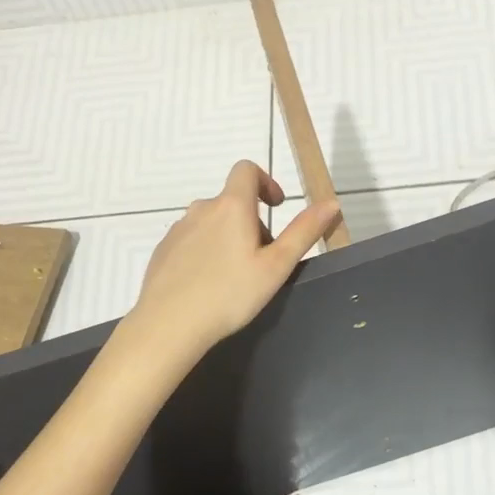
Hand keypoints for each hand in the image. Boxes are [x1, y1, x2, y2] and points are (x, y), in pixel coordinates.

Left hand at [129, 160, 341, 353]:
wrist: (170, 324)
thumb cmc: (230, 295)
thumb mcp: (276, 267)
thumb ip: (304, 232)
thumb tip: (331, 203)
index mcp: (231, 207)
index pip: (246, 170)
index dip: (265, 181)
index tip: (276, 207)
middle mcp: (201, 209)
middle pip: (231, 202)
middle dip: (251, 223)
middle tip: (263, 262)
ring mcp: (178, 230)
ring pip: (211, 223)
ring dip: (228, 238)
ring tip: (235, 277)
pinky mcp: (164, 251)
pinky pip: (192, 242)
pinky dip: (206, 253)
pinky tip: (209, 286)